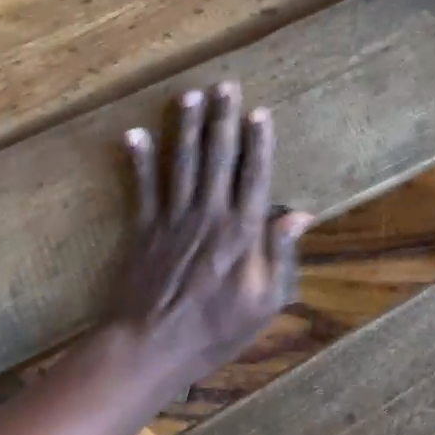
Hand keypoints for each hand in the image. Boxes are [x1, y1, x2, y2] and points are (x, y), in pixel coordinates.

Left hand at [107, 83, 310, 384]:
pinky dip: (138, 159)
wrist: (151, 348)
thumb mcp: (266, 301)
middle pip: (218, 157)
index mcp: (242, 231)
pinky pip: (141, 187)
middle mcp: (208, 214)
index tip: (260, 112)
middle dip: (222, 119)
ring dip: (185, 127)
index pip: (253, 175)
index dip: (258, 142)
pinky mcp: (143, 229)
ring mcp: (173, 218)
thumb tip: (299, 214)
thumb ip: (280, 254)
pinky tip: (135, 133)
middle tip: (225, 86)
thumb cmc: (217, 329)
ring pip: (182, 162)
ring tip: (190, 96)